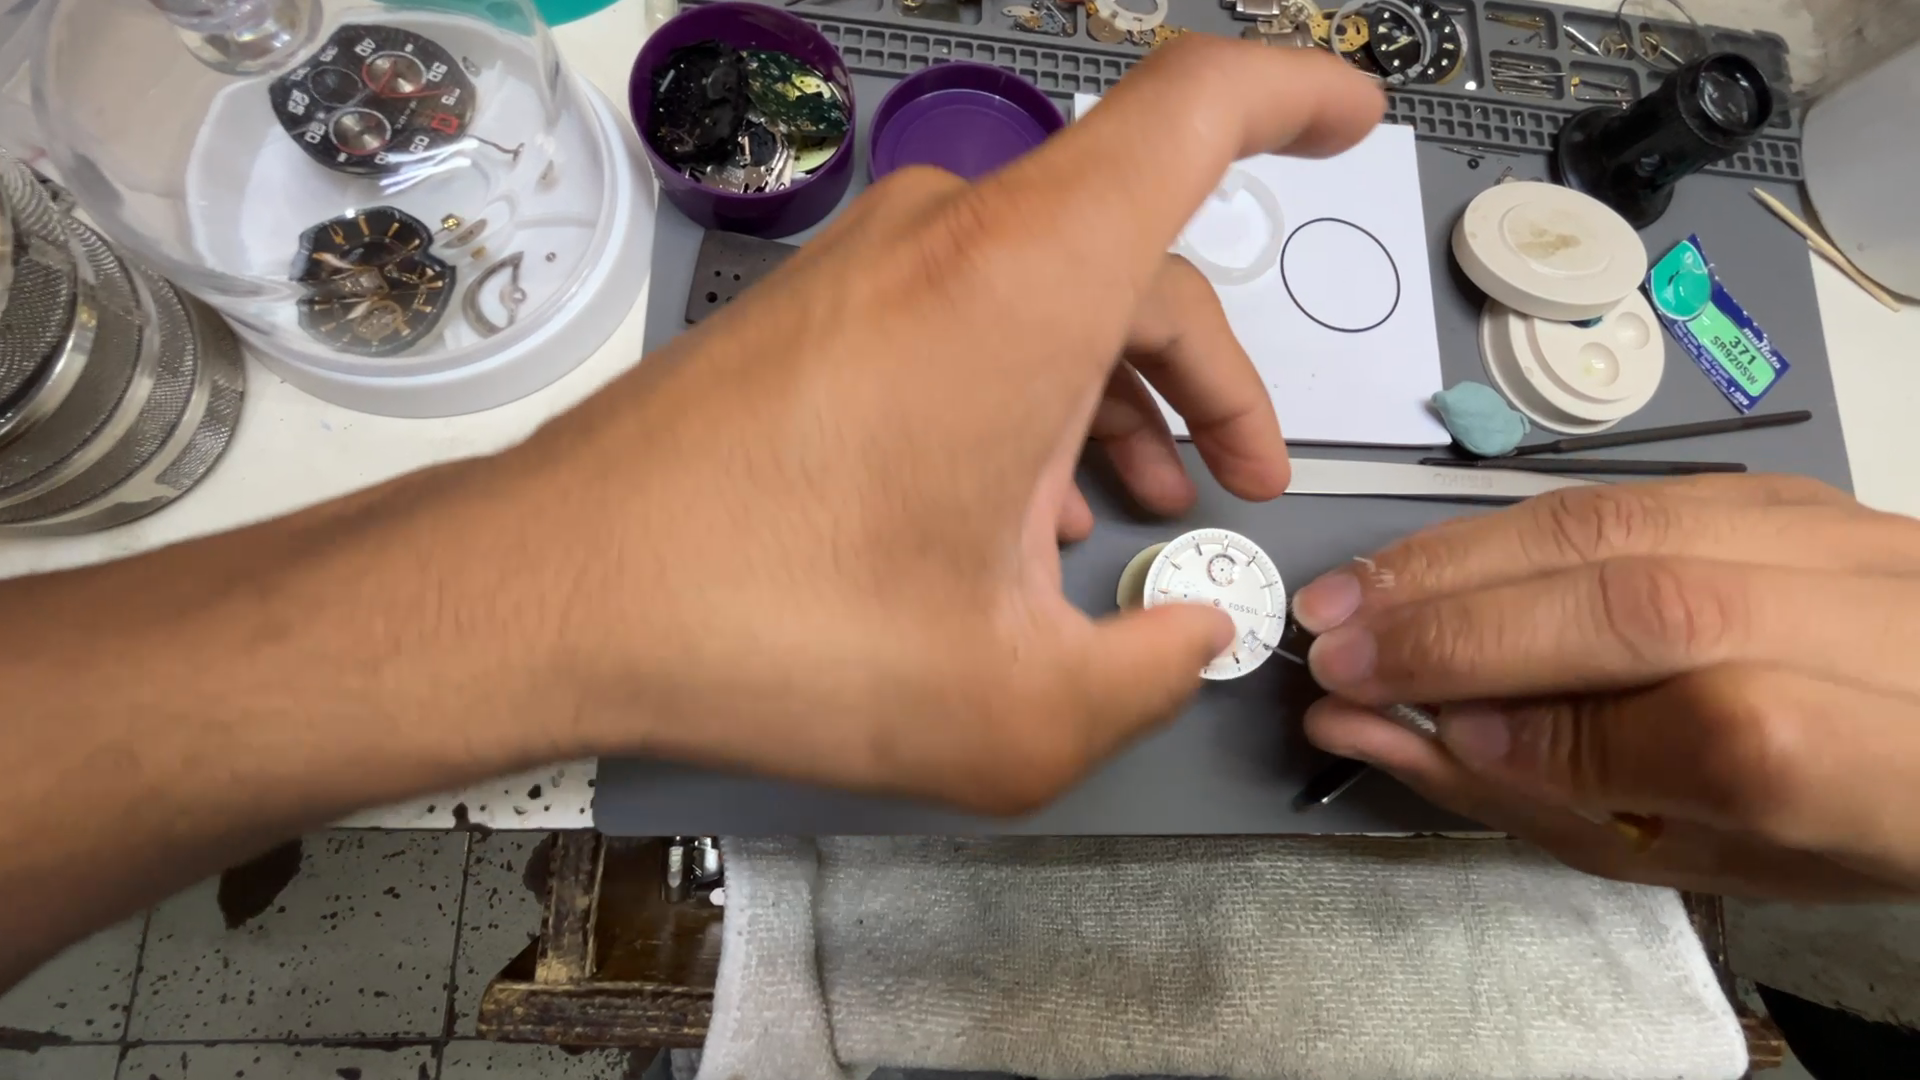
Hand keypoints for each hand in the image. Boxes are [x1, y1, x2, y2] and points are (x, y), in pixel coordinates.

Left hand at [475, 40, 1382, 811]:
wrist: (562, 597)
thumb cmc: (779, 635)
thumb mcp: (1012, 707)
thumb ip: (1146, 677)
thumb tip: (1194, 636)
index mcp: (1026, 289)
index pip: (1193, 114)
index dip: (1291, 99)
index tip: (1347, 121)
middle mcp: (949, 246)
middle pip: (1136, 272)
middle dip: (1206, 382)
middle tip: (1232, 483)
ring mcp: (873, 274)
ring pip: (1049, 308)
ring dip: (1111, 404)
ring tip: (1132, 512)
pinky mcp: (820, 321)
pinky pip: (963, 332)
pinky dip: (1019, 406)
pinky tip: (1010, 510)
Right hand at [1291, 474, 1919, 898]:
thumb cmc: (1782, 818)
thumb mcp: (1665, 849)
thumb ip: (1504, 788)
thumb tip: (1351, 725)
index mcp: (1906, 770)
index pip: (1727, 734)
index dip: (1562, 735)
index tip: (1438, 735)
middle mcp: (1892, 625)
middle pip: (1645, 603)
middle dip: (1459, 632)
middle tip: (1335, 655)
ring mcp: (1830, 534)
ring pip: (1604, 527)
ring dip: (1442, 565)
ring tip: (1341, 599)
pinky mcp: (1759, 490)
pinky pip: (1590, 498)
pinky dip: (1477, 536)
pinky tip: (1406, 565)